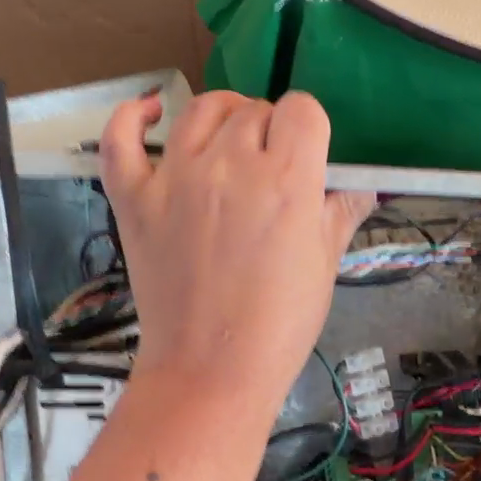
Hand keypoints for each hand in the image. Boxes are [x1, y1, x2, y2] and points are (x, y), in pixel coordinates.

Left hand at [98, 90, 374, 422]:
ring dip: (221, 116)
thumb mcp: (324, 267)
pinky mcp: (135, 199)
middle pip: (254, 111)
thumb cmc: (280, 325)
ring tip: (229, 142)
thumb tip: (360, 187)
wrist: (213, 370)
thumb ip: (340, 214)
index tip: (308, 156)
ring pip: (198, 110)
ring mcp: (175, 178)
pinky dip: (132, 118)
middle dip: (270, 131)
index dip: (311, 128)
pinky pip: (120, 139)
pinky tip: (150, 114)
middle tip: (272, 172)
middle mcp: (230, 164)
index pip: (303, 111)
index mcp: (287, 180)